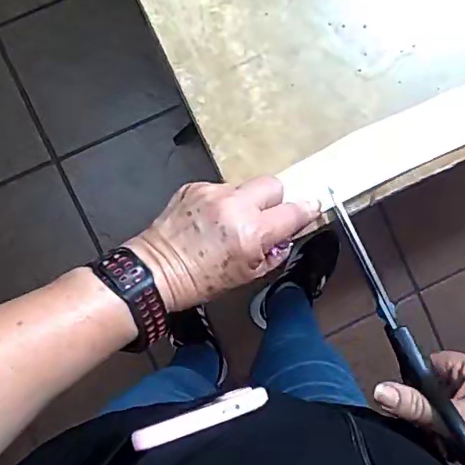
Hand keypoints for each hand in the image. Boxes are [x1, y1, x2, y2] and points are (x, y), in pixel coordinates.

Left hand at [124, 177, 318, 310]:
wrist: (156, 270)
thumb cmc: (197, 279)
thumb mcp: (246, 275)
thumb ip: (273, 253)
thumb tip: (285, 237)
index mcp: (252, 232)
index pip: (294, 211)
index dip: (304, 212)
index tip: (307, 211)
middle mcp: (234, 207)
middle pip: (273, 185)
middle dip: (273, 201)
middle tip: (261, 220)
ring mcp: (212, 194)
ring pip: (244, 186)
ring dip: (243, 202)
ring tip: (227, 225)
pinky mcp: (194, 187)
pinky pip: (219, 188)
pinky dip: (219, 202)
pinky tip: (207, 221)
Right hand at [371, 351, 464, 464]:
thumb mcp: (455, 420)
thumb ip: (414, 405)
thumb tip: (379, 390)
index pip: (431, 363)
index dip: (416, 384)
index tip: (410, 405)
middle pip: (435, 386)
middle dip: (428, 410)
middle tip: (430, 429)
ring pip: (442, 406)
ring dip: (438, 425)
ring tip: (446, 441)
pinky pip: (453, 419)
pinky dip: (448, 433)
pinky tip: (453, 447)